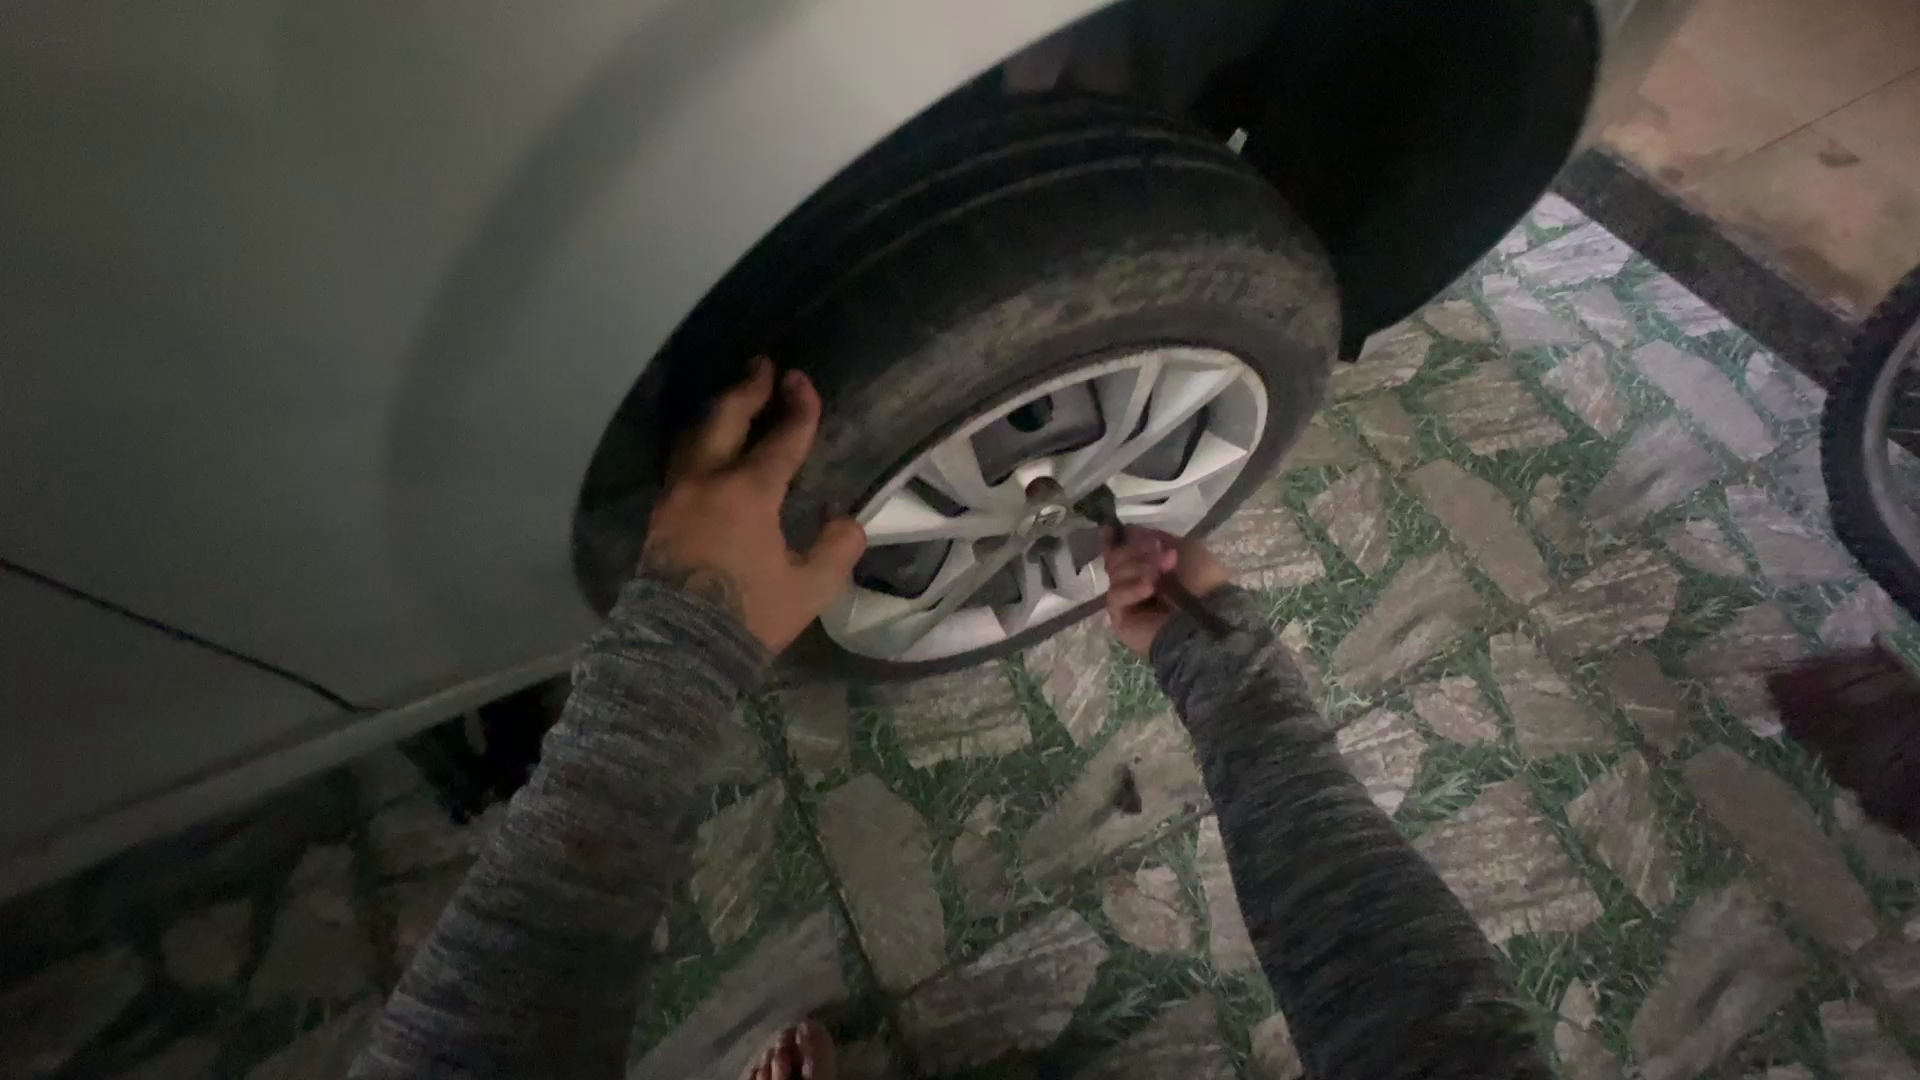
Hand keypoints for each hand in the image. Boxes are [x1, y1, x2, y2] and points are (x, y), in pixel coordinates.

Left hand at [642, 357, 866, 652]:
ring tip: (736, 397)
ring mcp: (677, 495)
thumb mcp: (810, 587)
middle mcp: (707, 482)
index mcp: (748, 494)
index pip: (780, 440)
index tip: (804, 382)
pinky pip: (683, 461)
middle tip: (764, 366)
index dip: (799, 410)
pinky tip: (710, 445)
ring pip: (695, 436)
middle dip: (747, 389)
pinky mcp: (662, 514)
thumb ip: (837, 547)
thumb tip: (844, 520)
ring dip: (719, 411)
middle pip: (725, 419)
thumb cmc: (750, 615)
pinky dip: (702, 440)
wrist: (681, 649)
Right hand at [1102, 527, 1231, 655]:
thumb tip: (1130, 531)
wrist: (1207, 616)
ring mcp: (1127, 603)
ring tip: (1158, 575)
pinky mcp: (1120, 620)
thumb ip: (1156, 537)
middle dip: (1134, 552)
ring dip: (1136, 569)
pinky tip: (1149, 590)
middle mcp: (1135, 583)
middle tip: (1157, 554)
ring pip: (1114, 575)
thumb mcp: (1184, 547)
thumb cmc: (1202, 581)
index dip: (1112, 539)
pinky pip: (1116, 596)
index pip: (1121, 551)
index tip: (1108, 528)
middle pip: (1114, 559)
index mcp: (1149, 566)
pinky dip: (1131, 589)